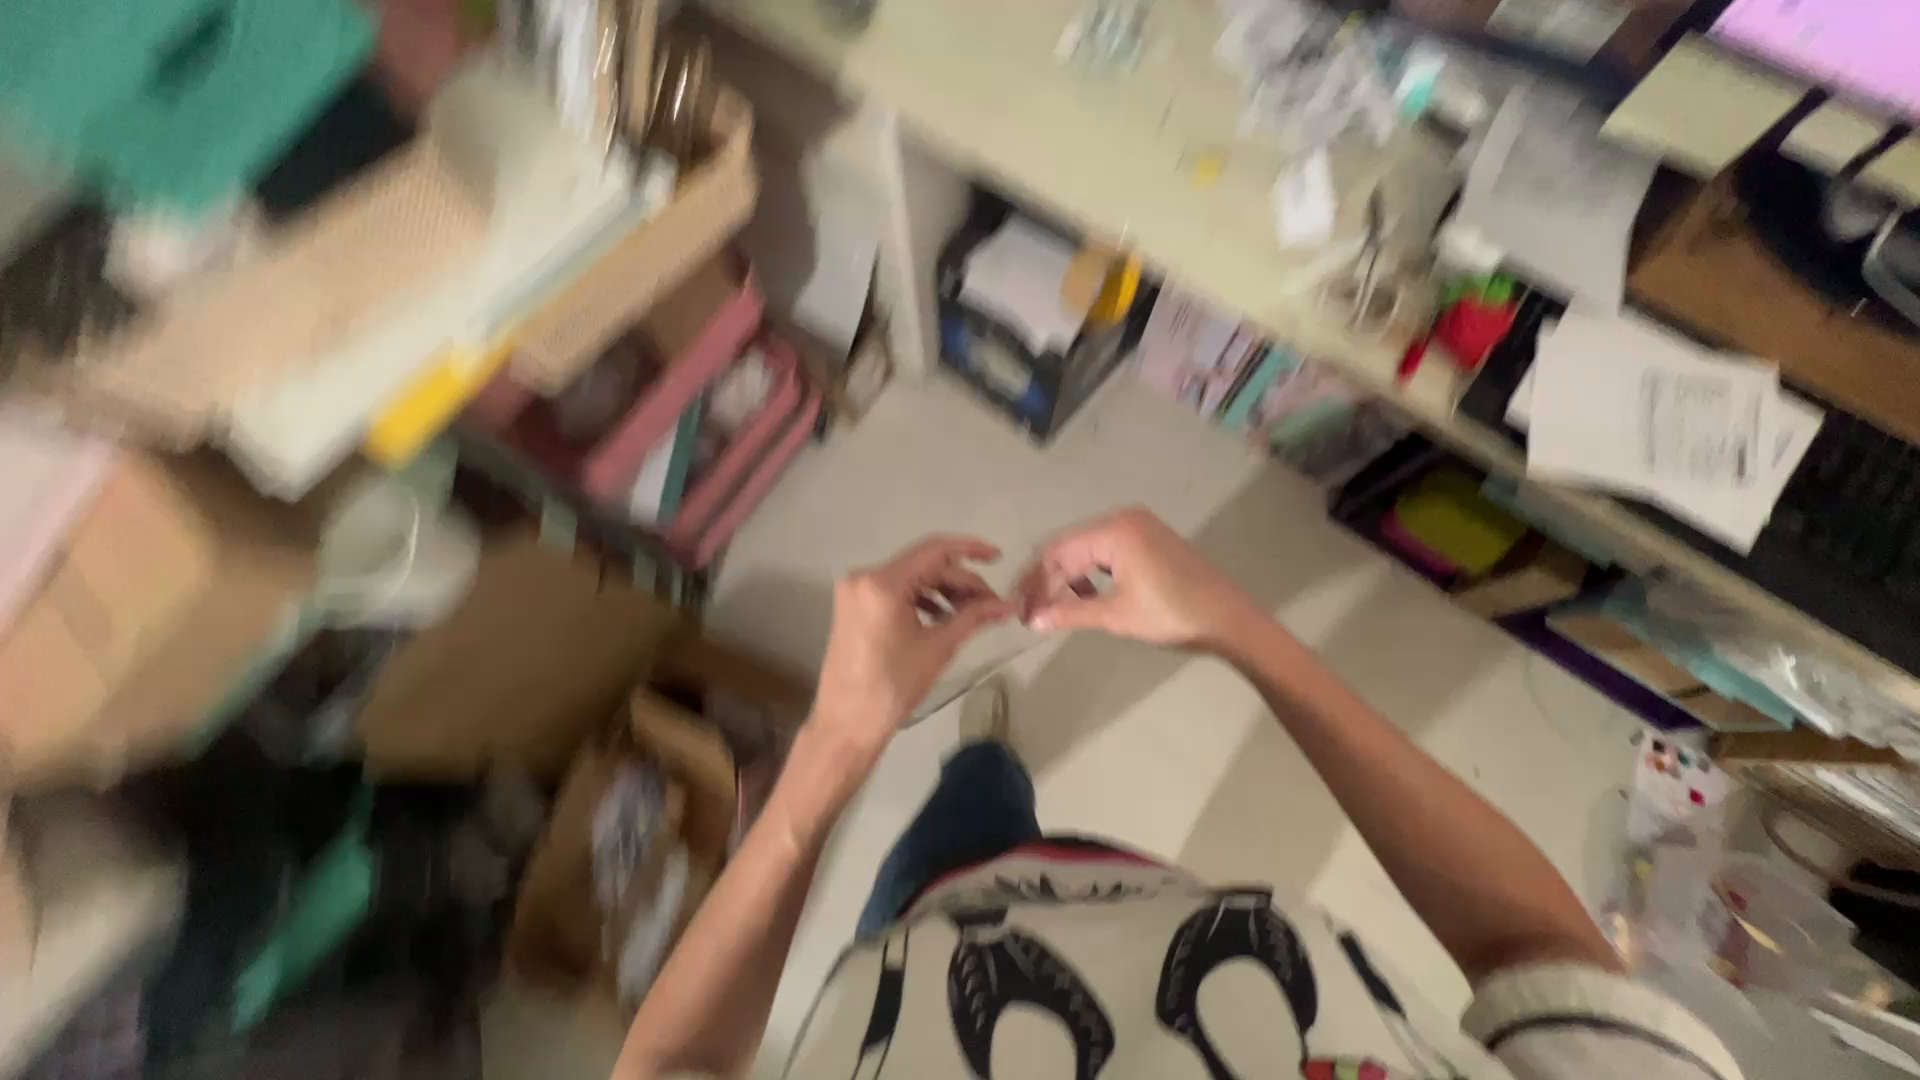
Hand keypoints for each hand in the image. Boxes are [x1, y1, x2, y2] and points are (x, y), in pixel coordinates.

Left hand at [812, 536, 1015, 753]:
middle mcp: (864, 576)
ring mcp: (855, 590)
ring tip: (971, 612)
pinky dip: (920, 598)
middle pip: (923, 564)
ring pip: (910, 577)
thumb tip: (1008, 604)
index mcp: (883, 583)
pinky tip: (942, 616)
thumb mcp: (938, 647)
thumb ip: (974, 617)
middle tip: (990, 603)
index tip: (998, 557)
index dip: (970, 550)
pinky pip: (894, 590)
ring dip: (942, 589)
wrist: (847, 723)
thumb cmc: (893, 686)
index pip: (934, 550)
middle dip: (959, 580)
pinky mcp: (853, 605)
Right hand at [1017, 506, 1264, 651]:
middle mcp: (1123, 518)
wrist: (1229, 619)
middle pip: (1070, 546)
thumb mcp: (1116, 615)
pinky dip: (1091, 572)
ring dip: (1068, 577)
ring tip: (1053, 607)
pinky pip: (1107, 550)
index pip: (1058, 551)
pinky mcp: (1149, 538)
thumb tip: (1033, 621)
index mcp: (1114, 530)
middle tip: (1031, 611)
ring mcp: (1139, 526)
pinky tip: (1085, 594)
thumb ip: (1070, 613)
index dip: (1036, 582)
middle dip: (1048, 579)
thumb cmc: (1172, 615)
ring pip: (1087, 548)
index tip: (1022, 611)